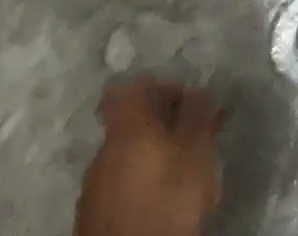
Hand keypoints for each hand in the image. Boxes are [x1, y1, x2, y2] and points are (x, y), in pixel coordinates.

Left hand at [76, 78, 223, 235]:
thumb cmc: (170, 197)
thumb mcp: (197, 148)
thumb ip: (198, 114)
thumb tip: (197, 88)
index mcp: (126, 131)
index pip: (125, 90)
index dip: (156, 85)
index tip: (185, 98)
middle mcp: (103, 152)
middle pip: (131, 121)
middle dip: (168, 119)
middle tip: (202, 129)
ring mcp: (95, 184)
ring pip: (129, 149)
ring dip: (159, 147)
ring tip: (190, 161)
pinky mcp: (96, 211)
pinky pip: (123, 176)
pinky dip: (147, 172)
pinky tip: (167, 189)